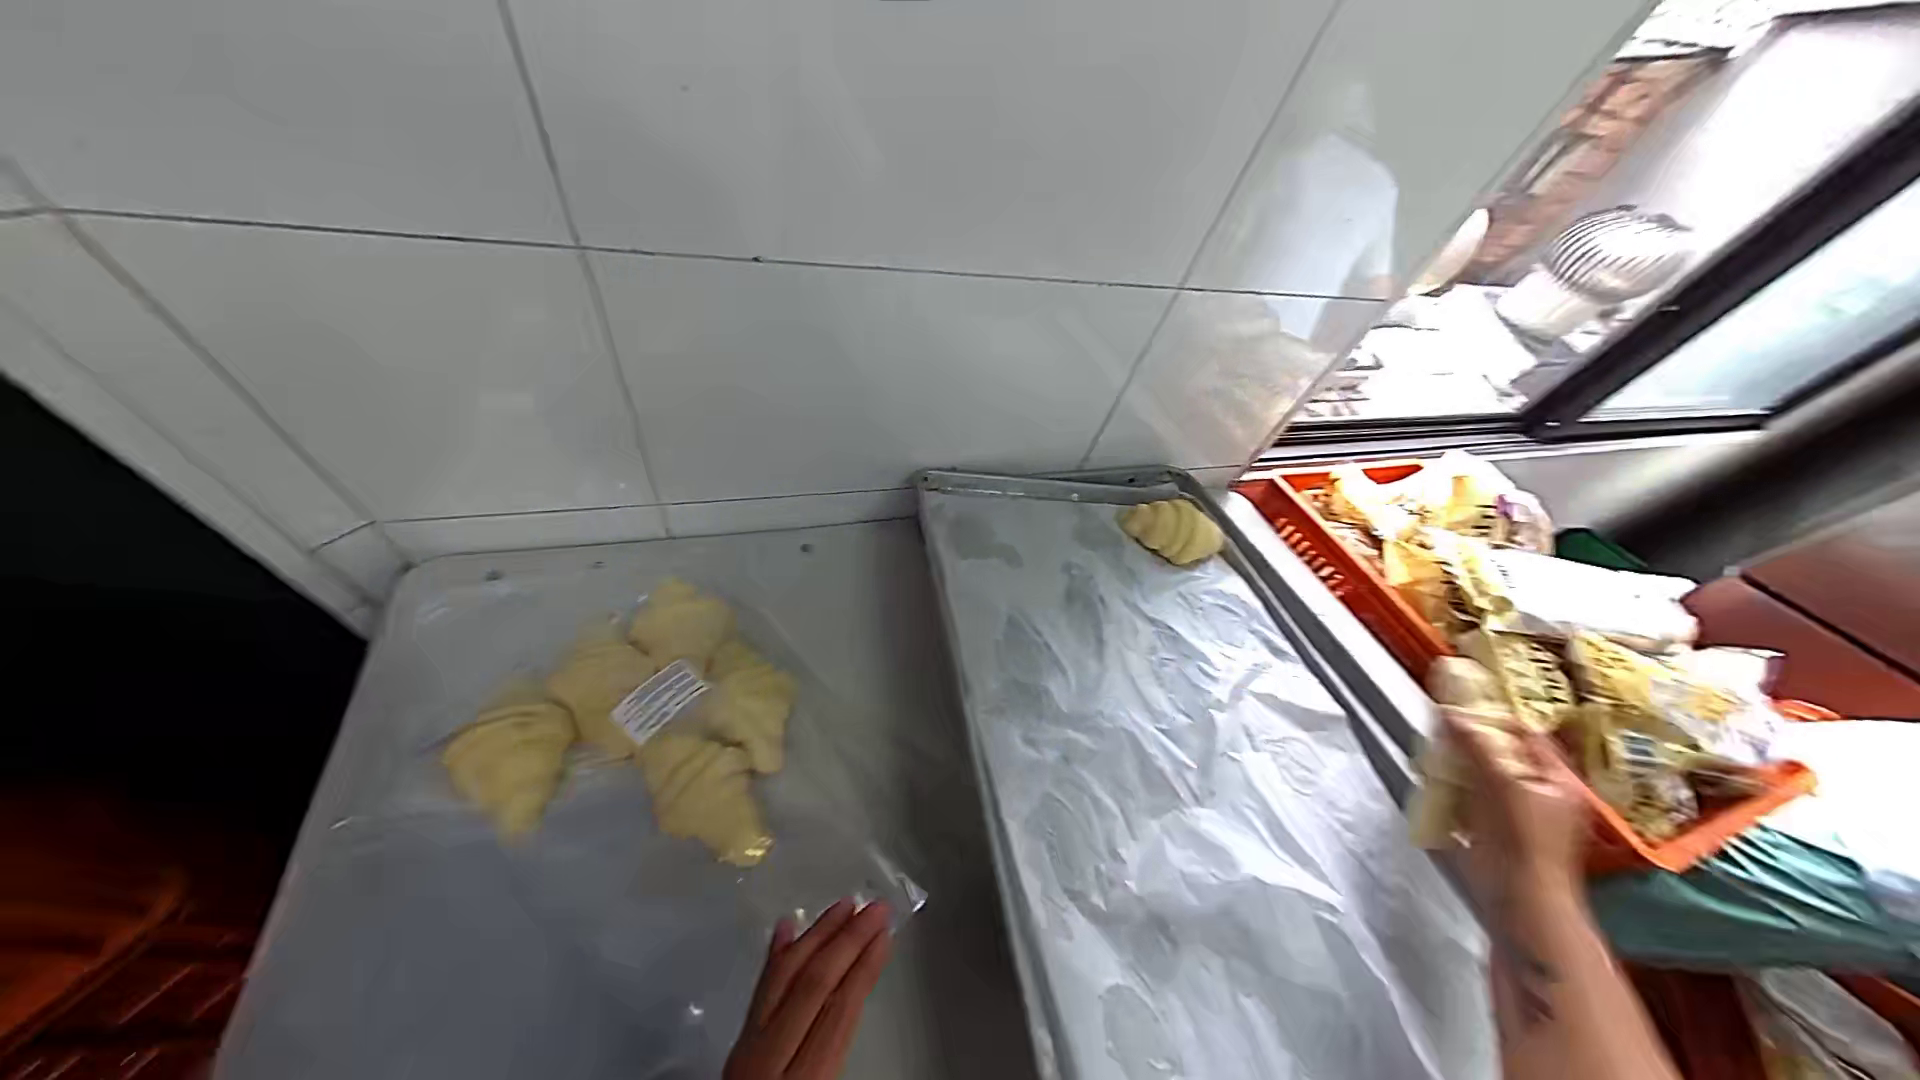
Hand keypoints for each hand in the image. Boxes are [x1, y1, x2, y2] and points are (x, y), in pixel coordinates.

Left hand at [725, 899, 893, 1079]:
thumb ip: (838, 1055)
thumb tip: (858, 1005)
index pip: (838, 1011)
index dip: (864, 967)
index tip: (886, 933)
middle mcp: (768, 1060)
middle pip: (812, 985)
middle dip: (847, 940)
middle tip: (875, 906)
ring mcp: (745, 1051)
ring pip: (783, 979)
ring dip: (816, 936)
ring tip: (843, 906)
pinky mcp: (733, 1049)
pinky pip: (756, 994)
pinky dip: (773, 957)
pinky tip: (785, 928)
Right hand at [1443, 707, 1587, 905]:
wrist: (1516, 897)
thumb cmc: (1520, 839)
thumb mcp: (1501, 783)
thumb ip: (1476, 745)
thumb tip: (1450, 710)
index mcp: (1557, 780)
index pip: (1526, 733)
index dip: (1495, 715)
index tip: (1461, 700)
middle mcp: (1540, 792)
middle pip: (1499, 751)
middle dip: (1468, 738)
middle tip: (1441, 724)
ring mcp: (1515, 811)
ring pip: (1480, 772)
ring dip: (1455, 760)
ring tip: (1431, 750)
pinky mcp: (1491, 827)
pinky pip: (1468, 794)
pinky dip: (1450, 784)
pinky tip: (1432, 780)